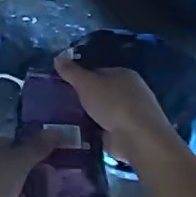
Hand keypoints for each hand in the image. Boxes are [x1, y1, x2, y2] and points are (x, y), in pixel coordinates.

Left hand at [0, 131, 56, 196]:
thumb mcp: (19, 161)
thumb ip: (38, 147)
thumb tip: (57, 131)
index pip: (14, 142)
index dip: (34, 152)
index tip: (52, 163)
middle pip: (14, 161)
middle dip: (34, 172)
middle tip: (51, 181)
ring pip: (12, 179)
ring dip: (29, 186)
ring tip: (45, 194)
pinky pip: (8, 194)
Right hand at [53, 56, 183, 168]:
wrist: (138, 138)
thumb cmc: (113, 103)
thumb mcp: (86, 83)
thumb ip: (70, 71)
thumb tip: (57, 58)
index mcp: (124, 74)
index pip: (97, 71)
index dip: (79, 77)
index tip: (62, 84)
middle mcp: (130, 91)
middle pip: (99, 91)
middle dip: (81, 96)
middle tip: (59, 100)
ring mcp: (130, 112)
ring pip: (100, 109)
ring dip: (85, 113)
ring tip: (62, 116)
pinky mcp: (127, 131)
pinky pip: (103, 126)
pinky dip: (92, 128)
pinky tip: (75, 130)